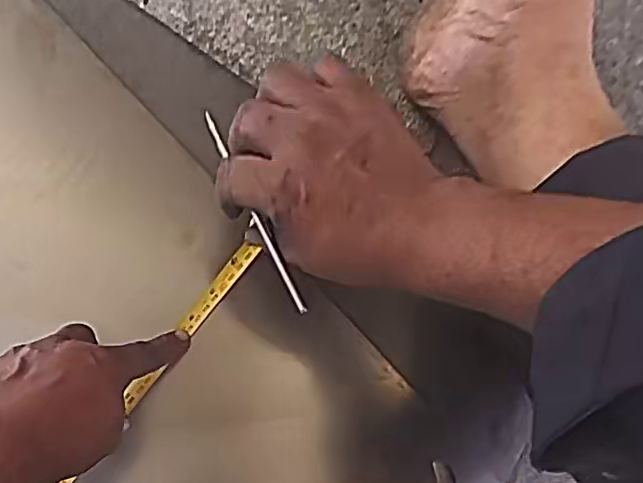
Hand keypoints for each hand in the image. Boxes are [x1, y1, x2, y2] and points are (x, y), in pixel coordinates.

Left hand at [0, 323, 189, 482]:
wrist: (0, 450)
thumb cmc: (52, 442)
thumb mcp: (106, 436)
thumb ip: (111, 413)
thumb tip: (105, 415)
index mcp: (99, 364)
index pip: (142, 355)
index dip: (163, 350)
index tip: (174, 342)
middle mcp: (61, 351)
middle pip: (83, 343)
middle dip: (88, 362)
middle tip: (88, 390)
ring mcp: (25, 358)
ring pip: (44, 356)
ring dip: (49, 379)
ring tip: (48, 415)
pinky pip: (14, 374)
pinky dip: (19, 392)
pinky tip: (20, 416)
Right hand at [217, 57, 447, 289]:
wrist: (416, 226)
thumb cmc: (368, 245)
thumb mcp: (302, 254)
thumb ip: (272, 230)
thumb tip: (259, 221)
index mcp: (282, 185)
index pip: (229, 175)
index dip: (226, 193)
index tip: (235, 199)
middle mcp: (300, 140)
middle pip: (244, 119)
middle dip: (241, 145)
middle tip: (251, 160)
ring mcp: (329, 111)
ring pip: (274, 80)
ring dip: (269, 104)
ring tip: (277, 125)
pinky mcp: (357, 95)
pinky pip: (321, 68)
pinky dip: (312, 85)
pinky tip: (314, 108)